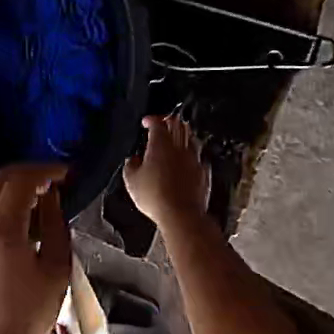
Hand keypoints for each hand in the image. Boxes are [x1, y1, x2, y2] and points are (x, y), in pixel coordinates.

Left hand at [0, 163, 70, 333]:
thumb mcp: (56, 267)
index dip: (46, 170)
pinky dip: (5, 203)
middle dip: (28, 172)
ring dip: (15, 186)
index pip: (20, 180)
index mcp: (0, 228)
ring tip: (44, 195)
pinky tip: (27, 216)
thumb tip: (53, 198)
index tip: (67, 173)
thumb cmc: (29, 313)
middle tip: (55, 178)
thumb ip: (55, 224)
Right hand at [124, 115, 210, 232]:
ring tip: (176, 138)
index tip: (147, 122)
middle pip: (178, 125)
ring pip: (191, 138)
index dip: (151, 119)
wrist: (181, 214)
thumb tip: (133, 161)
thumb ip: (130, 165)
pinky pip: (199, 157)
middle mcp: (180, 148)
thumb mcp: (131, 181)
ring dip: (183, 135)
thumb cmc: (155, 197)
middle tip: (164, 123)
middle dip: (170, 121)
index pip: (158, 123)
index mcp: (160, 145)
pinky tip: (188, 160)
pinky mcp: (203, 173)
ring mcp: (194, 159)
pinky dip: (192, 154)